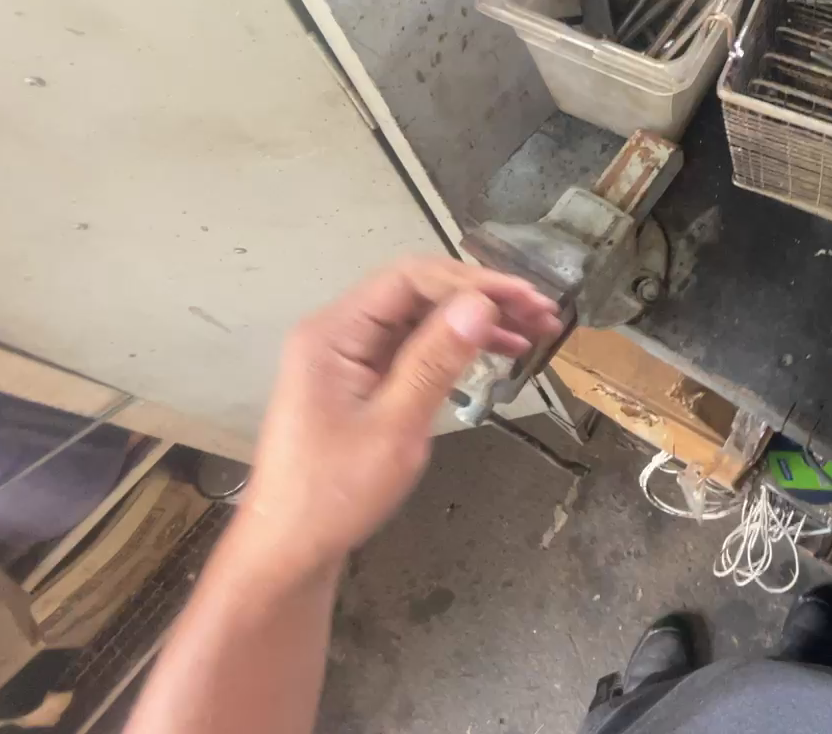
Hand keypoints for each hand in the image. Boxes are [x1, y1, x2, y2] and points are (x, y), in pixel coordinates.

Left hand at [229, 256, 562, 582]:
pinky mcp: (368, 374)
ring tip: (536, 328)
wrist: (290, 553)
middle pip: (423, 290)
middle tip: (541, 312)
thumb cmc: (334, 495)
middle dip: (485, 296)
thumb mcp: (394, 427)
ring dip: (482, 318)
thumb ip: (436, 360)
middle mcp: (342, 331)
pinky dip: (464, 343)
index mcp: (334, 333)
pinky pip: (422, 342)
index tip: (524, 298)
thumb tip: (481, 304)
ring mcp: (355, 352)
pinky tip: (503, 348)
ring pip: (428, 315)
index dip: (474, 282)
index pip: (412, 279)